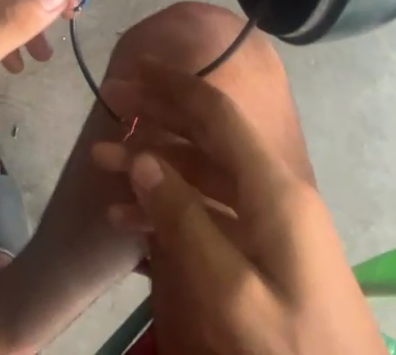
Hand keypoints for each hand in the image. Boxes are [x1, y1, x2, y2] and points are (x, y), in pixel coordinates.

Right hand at [93, 60, 384, 354]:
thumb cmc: (293, 347)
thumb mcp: (232, 293)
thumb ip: (184, 221)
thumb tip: (141, 159)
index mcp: (274, 189)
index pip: (218, 114)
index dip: (174, 85)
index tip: (131, 68)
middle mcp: (276, 191)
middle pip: (209, 133)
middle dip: (158, 112)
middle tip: (109, 100)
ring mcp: (274, 220)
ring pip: (205, 170)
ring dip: (155, 161)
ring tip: (102, 160)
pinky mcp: (269, 247)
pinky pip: (213, 207)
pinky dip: (171, 202)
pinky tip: (129, 214)